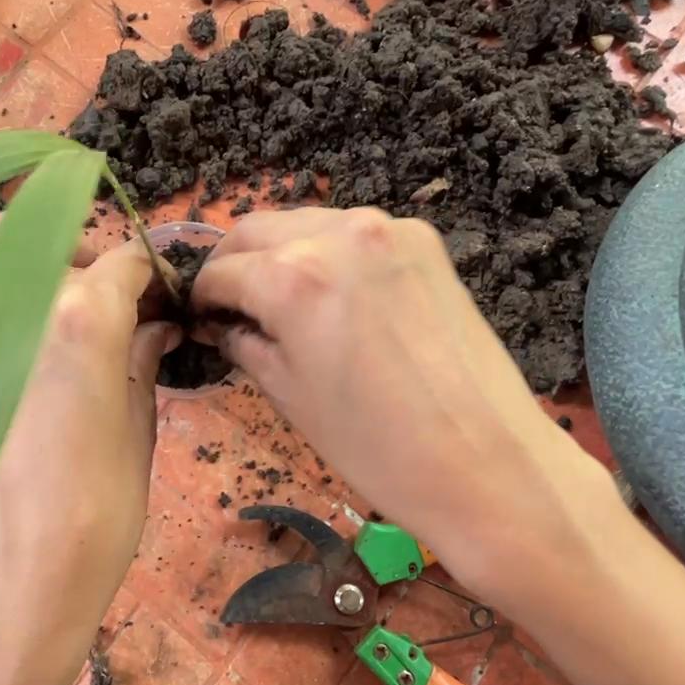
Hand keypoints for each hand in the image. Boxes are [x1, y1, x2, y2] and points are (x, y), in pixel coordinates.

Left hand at [0, 217, 178, 684]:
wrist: (2, 586)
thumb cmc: (92, 520)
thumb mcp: (137, 435)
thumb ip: (141, 363)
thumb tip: (154, 326)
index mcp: (83, 316)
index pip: (126, 261)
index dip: (154, 276)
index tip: (167, 301)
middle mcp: (21, 300)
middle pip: (61, 241)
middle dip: (98, 258)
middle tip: (125, 306)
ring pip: (3, 246)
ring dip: (44, 258)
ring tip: (75, 309)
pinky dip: (4, 286)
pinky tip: (32, 332)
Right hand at [191, 208, 622, 606]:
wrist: (485, 461)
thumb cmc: (373, 444)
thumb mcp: (289, 395)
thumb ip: (245, 344)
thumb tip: (222, 326)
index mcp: (291, 277)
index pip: (221, 272)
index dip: (201, 298)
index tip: (200, 319)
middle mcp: (334, 233)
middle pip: (255, 230)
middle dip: (232, 263)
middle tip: (227, 303)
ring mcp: (385, 229)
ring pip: (304, 223)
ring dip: (278, 252)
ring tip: (276, 297)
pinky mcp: (422, 240)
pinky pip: (351, 233)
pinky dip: (326, 252)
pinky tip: (330, 292)